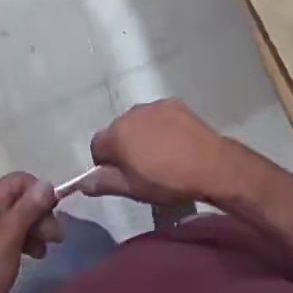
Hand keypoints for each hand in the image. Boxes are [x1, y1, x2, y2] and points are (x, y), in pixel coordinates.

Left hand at [0, 173, 60, 292]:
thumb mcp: (11, 236)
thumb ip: (30, 207)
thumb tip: (48, 183)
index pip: (20, 179)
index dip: (40, 191)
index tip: (54, 212)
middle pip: (20, 198)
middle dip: (40, 213)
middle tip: (56, 236)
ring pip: (17, 218)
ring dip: (35, 229)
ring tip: (47, 249)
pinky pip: (9, 234)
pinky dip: (24, 241)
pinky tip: (33, 256)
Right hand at [81, 99, 248, 205]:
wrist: (209, 164)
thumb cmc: (166, 181)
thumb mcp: (132, 189)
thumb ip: (104, 183)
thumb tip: (83, 182)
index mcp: (117, 134)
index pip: (97, 145)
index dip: (104, 162)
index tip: (121, 175)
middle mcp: (132, 113)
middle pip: (118, 130)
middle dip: (123, 146)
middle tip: (141, 166)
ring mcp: (154, 105)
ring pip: (138, 121)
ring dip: (142, 134)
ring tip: (160, 154)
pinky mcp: (174, 103)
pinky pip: (158, 115)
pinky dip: (160, 125)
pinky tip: (174, 142)